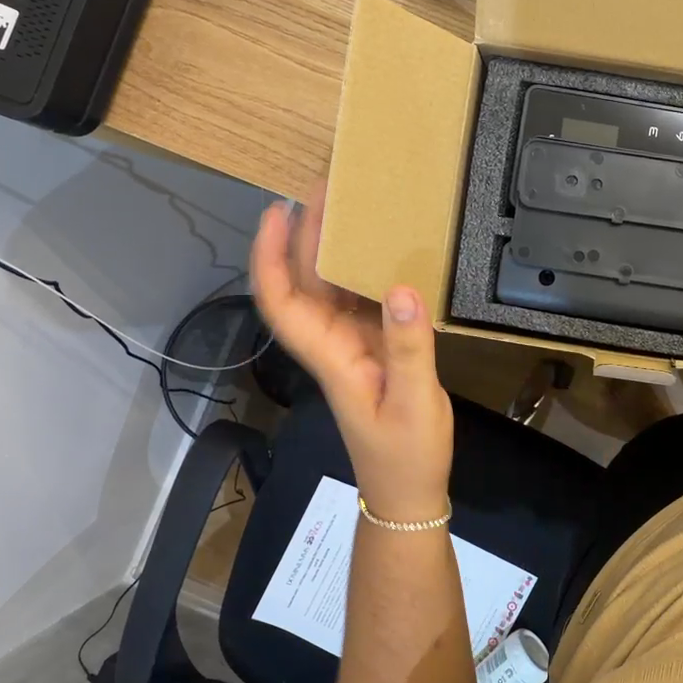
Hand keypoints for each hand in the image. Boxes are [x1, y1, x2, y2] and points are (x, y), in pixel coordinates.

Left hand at [249, 184, 453, 521]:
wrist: (407, 494)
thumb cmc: (405, 455)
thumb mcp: (413, 402)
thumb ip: (409, 349)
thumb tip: (404, 289)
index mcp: (330, 356)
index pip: (283, 301)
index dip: (270, 256)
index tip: (276, 212)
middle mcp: (333, 345)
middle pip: (306, 284)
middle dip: (306, 236)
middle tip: (327, 189)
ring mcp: (353, 348)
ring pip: (332, 290)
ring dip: (335, 250)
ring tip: (353, 207)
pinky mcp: (375, 352)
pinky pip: (362, 303)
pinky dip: (367, 273)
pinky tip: (385, 251)